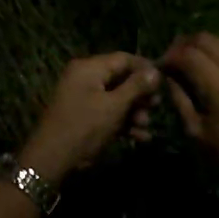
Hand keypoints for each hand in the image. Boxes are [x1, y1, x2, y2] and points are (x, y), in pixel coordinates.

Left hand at [16, 53, 161, 183]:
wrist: (53, 158)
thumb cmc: (85, 126)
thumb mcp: (114, 105)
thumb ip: (136, 86)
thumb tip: (155, 71)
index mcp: (89, 68)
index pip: (123, 59)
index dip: (145, 68)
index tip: (164, 81)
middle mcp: (86, 78)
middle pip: (121, 79)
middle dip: (140, 94)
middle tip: (157, 105)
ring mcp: (84, 98)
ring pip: (116, 98)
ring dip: (134, 111)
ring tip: (147, 125)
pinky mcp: (85, 117)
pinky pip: (108, 113)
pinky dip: (123, 123)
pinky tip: (141, 137)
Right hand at [161, 33, 218, 198]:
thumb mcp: (196, 131)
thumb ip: (180, 98)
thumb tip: (166, 76)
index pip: (189, 55)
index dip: (169, 56)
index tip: (157, 66)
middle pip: (206, 40)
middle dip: (183, 45)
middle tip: (169, 60)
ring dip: (198, 48)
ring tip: (183, 64)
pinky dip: (212, 55)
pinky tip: (201, 71)